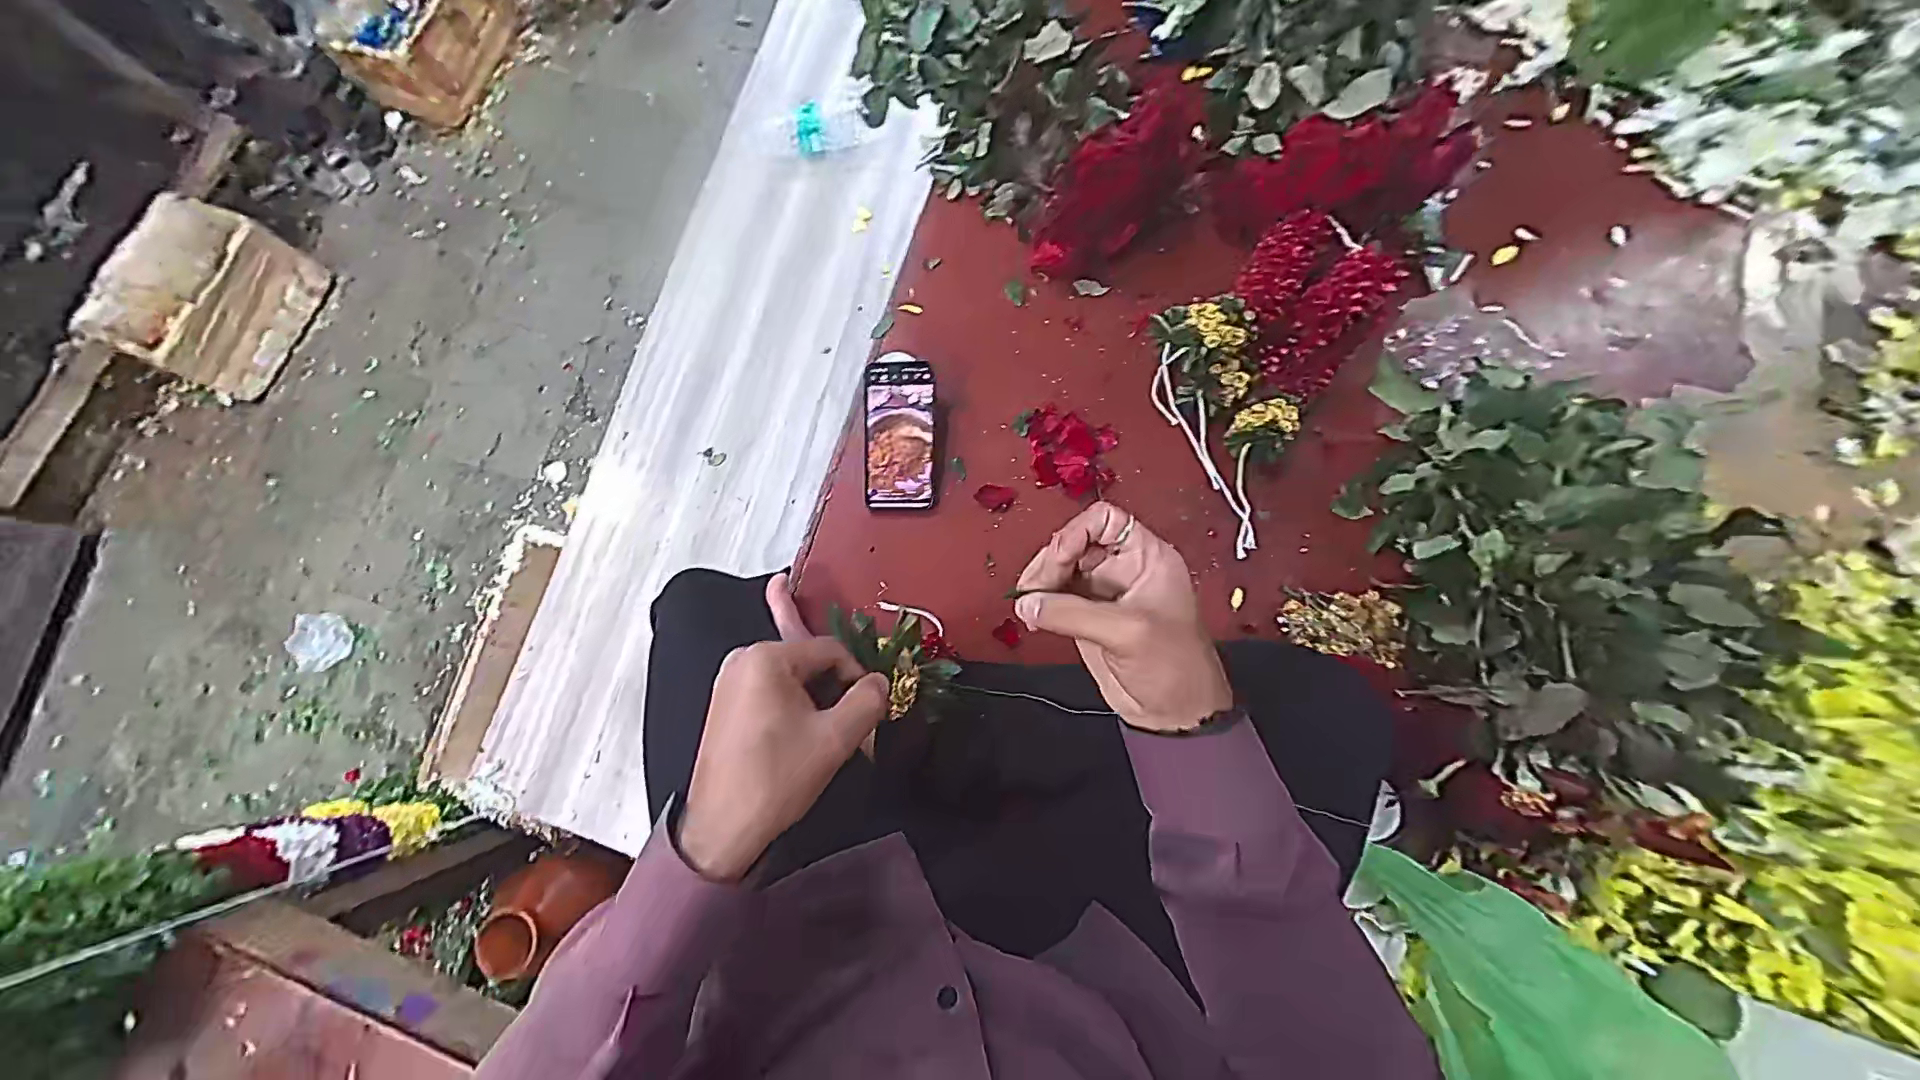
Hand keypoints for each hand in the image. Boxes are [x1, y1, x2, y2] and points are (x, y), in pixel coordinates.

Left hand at [677, 574, 888, 881]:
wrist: (721, 830)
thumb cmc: (776, 779)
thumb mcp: (836, 738)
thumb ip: (869, 701)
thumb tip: (880, 683)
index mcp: (767, 656)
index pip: (833, 651)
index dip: (859, 679)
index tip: (869, 712)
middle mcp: (744, 659)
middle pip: (814, 664)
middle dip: (838, 695)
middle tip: (850, 731)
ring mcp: (731, 681)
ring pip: (797, 681)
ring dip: (819, 706)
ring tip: (825, 742)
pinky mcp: (726, 704)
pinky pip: (775, 695)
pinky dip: (795, 712)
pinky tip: (800, 744)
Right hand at [1013, 502, 1231, 732]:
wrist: (1175, 712)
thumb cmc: (1173, 665)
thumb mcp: (1127, 632)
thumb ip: (1073, 614)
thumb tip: (1028, 604)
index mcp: (1146, 558)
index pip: (1105, 520)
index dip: (1077, 532)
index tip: (1059, 557)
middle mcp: (1122, 569)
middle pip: (1074, 543)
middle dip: (1050, 562)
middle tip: (1033, 590)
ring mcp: (1102, 592)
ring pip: (1059, 569)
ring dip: (1039, 583)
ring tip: (1028, 607)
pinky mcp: (1086, 616)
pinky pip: (1054, 597)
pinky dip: (1038, 604)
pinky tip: (1031, 618)